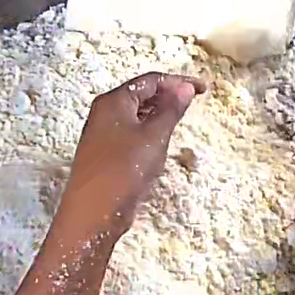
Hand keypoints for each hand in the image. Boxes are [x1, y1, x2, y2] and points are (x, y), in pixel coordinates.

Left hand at [56, 72, 203, 237]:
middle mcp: (104, 112)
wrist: (92, 214)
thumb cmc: (124, 170)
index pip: (150, 80)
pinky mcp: (104, 153)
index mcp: (114, 101)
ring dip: (159, 113)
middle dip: (168, 95)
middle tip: (193, 101)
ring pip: (136, 114)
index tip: (202, 89)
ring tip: (180, 119)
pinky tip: (161, 142)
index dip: (178, 81)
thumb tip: (185, 87)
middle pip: (141, 94)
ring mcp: (102, 133)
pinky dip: (149, 130)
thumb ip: (171, 109)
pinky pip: (131, 131)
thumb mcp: (155, 136)